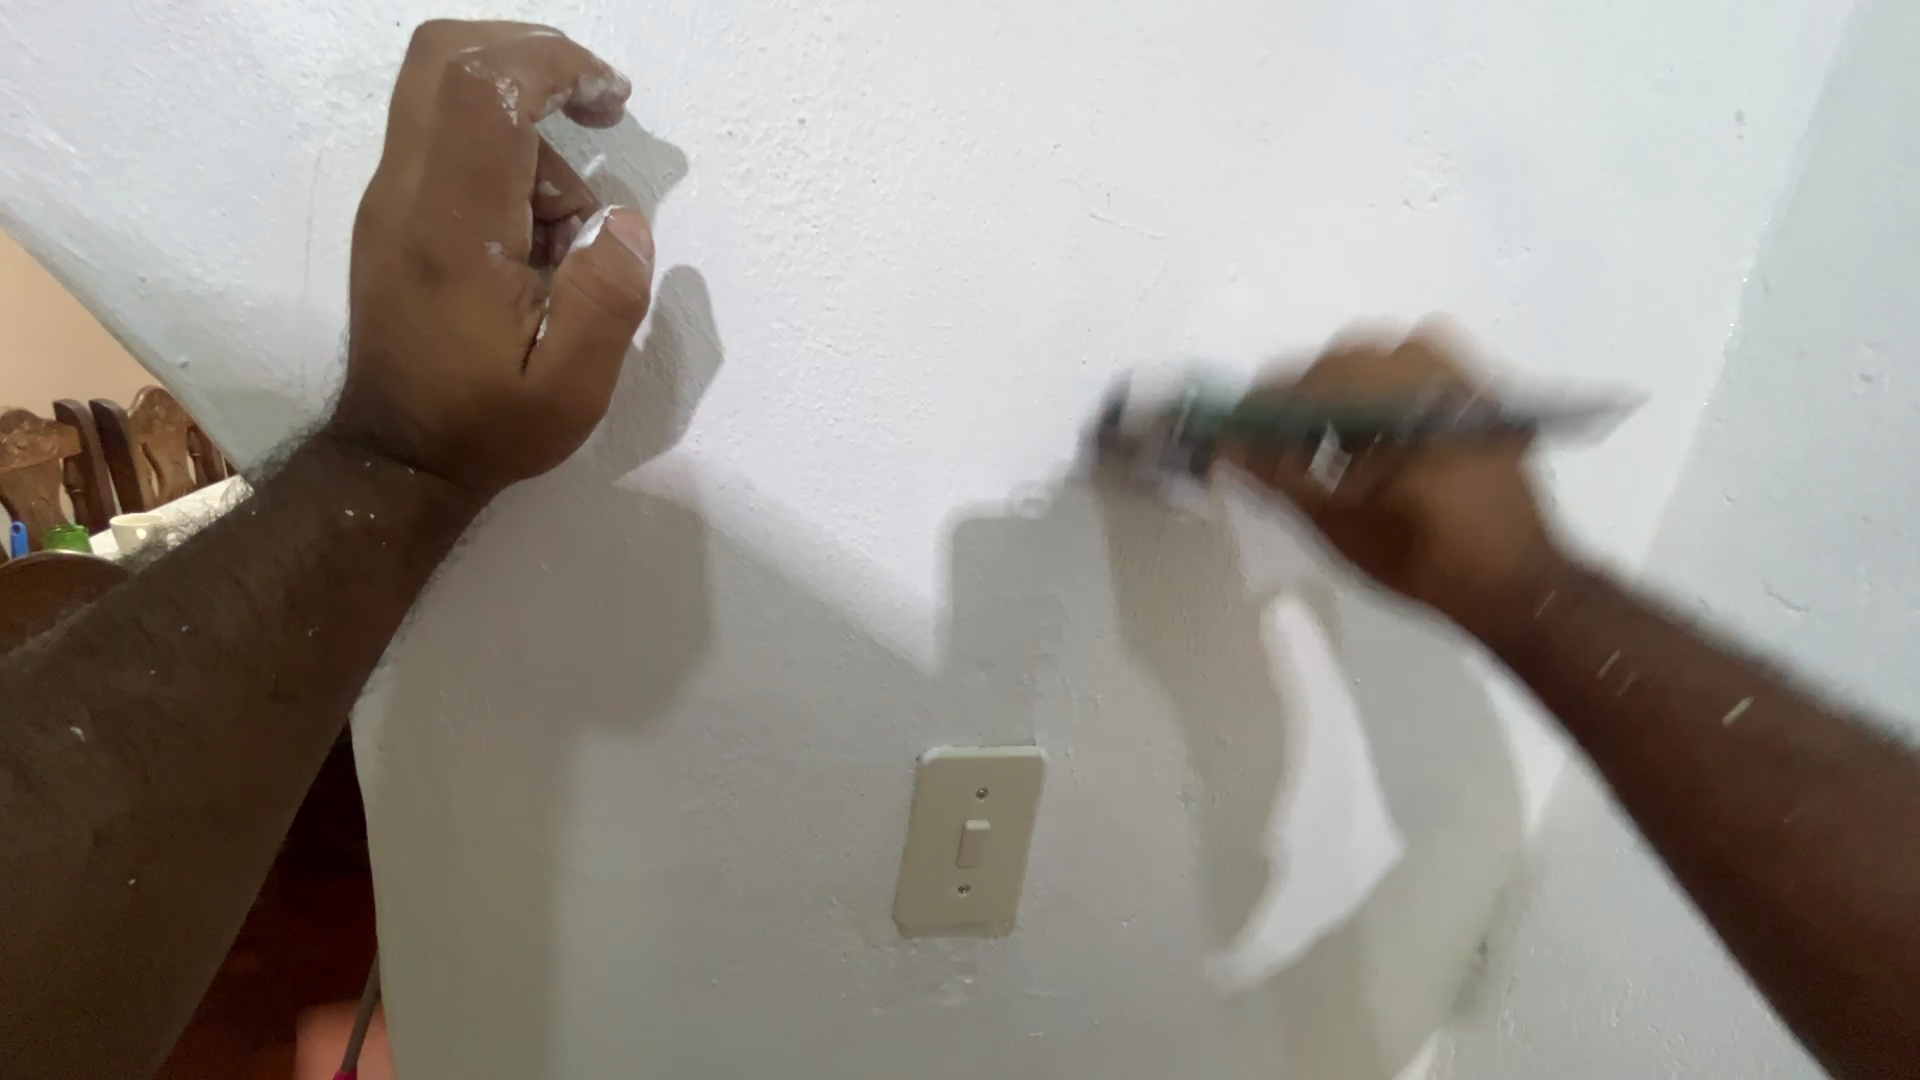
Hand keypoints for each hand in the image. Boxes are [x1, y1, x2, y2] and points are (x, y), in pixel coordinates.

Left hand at [327, 20, 655, 499]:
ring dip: (535, 147)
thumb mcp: (575, 384)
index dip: (553, 64)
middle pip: (444, 60)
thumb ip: (607, 297)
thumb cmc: (493, 424)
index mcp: (452, 228)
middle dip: (532, 58)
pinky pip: (452, 151)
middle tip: (602, 106)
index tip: (615, 95)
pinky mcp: (400, 220)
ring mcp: (394, 203)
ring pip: (455, 110)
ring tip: (572, 243)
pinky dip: (512, 168)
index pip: (484, 90)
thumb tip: (627, 223)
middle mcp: (407, 194)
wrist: (406, 455)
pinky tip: (542, 245)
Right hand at [1222, 320, 1564, 627]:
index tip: (1236, 423)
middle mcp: (1439, 378)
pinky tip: (1373, 430)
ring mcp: (1468, 383)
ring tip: (1328, 429)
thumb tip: (1227, 445)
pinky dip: (1385, 386)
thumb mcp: (1334, 522)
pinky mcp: (1484, 397)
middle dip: (1304, 389)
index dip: (1267, 401)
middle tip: (1279, 431)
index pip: (1316, 382)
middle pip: (1351, 357)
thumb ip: (1277, 475)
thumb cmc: (1417, 557)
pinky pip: (1425, 365)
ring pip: (1388, 354)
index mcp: (1403, 407)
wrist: (1513, 583)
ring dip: (1346, 383)